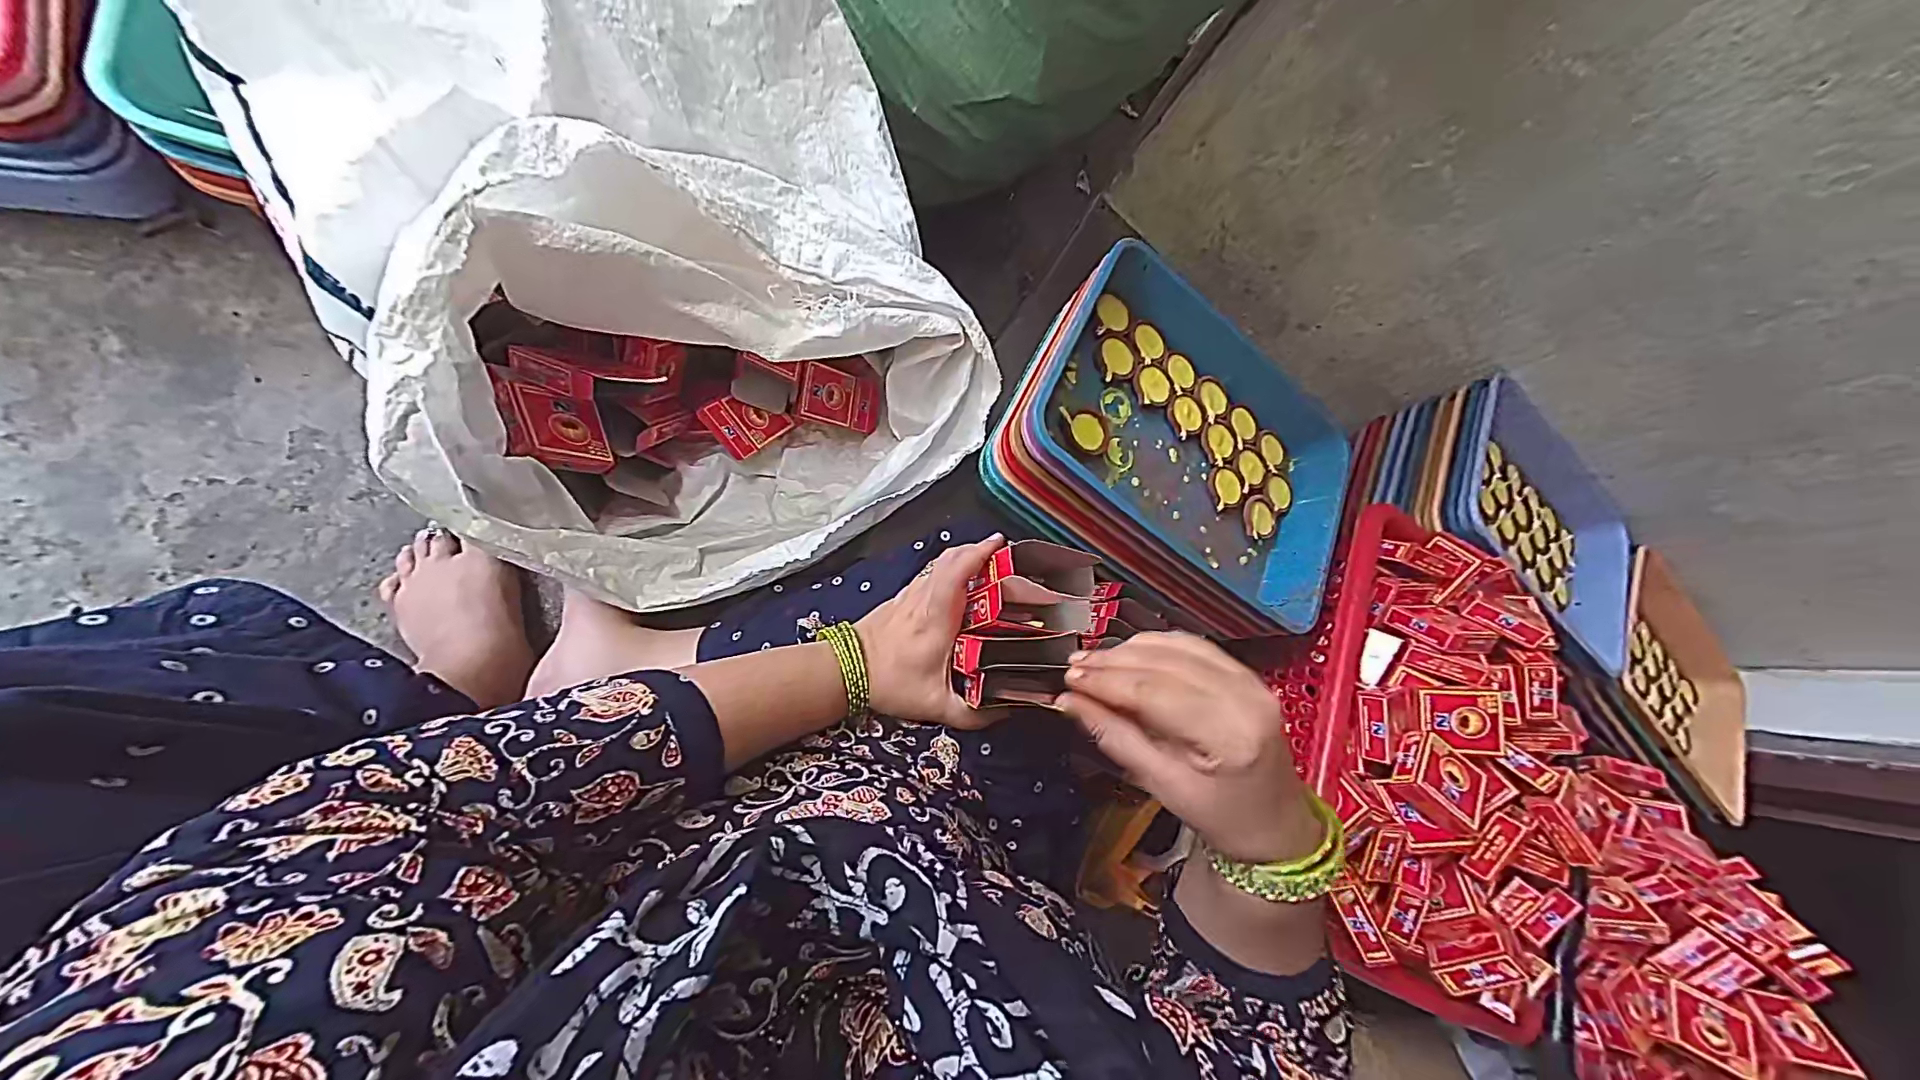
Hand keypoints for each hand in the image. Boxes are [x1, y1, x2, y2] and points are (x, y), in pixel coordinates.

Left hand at [854, 534, 1006, 729]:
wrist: (846, 671)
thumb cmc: (888, 683)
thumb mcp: (936, 706)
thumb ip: (974, 713)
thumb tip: (1007, 710)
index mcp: (935, 620)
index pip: (956, 574)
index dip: (978, 554)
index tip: (999, 545)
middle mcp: (923, 600)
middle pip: (951, 560)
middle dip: (979, 550)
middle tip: (1004, 554)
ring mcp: (911, 596)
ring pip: (939, 563)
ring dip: (964, 556)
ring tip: (989, 561)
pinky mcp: (903, 598)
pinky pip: (930, 574)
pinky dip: (949, 568)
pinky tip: (959, 579)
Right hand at [1056, 632, 1321, 863]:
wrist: (1275, 823)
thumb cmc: (1222, 816)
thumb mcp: (1162, 785)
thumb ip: (1114, 736)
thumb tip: (1070, 702)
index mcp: (1229, 736)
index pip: (1154, 692)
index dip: (1107, 681)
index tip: (1071, 680)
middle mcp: (1246, 698)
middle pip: (1163, 664)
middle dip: (1112, 662)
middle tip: (1074, 668)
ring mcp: (1250, 681)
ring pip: (1175, 646)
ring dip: (1129, 650)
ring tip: (1094, 662)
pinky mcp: (1245, 673)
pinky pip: (1192, 645)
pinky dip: (1154, 645)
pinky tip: (1128, 654)